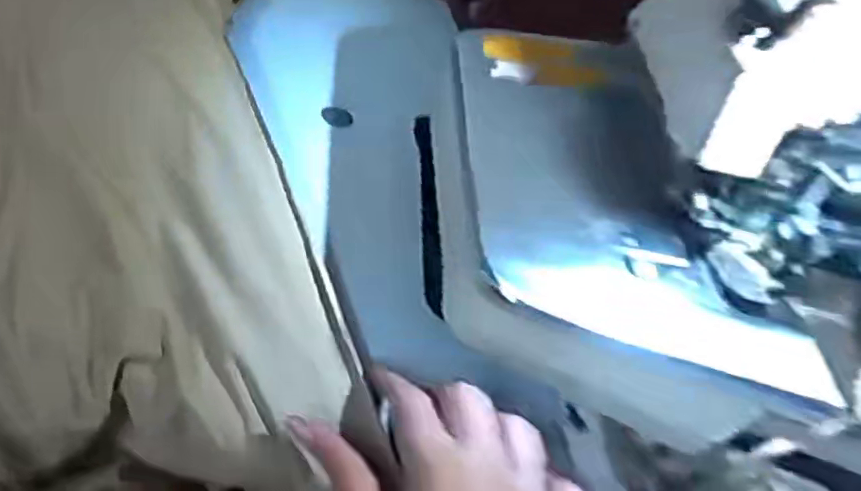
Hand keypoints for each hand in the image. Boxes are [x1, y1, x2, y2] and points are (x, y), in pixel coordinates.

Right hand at [289, 370, 578, 490]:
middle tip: (420, 415)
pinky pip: (562, 481)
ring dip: (495, 428)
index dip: (388, 380)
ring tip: (471, 442)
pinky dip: (542, 477)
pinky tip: (521, 486)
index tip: (373, 383)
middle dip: (443, 397)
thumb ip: (344, 469)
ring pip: (520, 427)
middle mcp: (488, 460)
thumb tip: (298, 420)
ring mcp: (533, 488)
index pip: (408, 394)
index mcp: (436, 456)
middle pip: (467, 396)